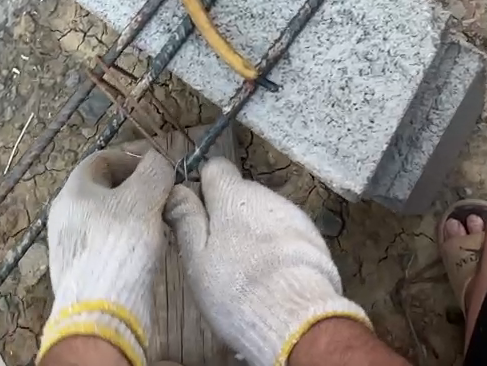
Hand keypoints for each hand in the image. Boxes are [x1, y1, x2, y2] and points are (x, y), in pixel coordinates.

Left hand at [40, 148, 174, 365]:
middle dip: (136, 188)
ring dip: (135, 215)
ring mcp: (72, 247)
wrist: (102, 314)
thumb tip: (158, 162)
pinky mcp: (82, 273)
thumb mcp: (144, 196)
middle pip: (105, 189)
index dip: (131, 158)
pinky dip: (129, 240)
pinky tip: (146, 250)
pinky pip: (108, 244)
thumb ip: (155, 170)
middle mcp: (66, 216)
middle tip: (162, 196)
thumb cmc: (119, 245)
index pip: (101, 159)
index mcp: (73, 192)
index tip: (156, 168)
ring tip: (159, 223)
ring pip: (108, 218)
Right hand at [164, 157, 369, 365]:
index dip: (205, 189)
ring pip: (262, 212)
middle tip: (221, 255)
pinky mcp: (311, 234)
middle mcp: (263, 193)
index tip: (200, 218)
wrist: (297, 319)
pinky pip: (284, 230)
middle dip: (229, 215)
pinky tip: (274, 275)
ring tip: (249, 271)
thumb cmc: (236, 290)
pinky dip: (276, 244)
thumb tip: (176, 189)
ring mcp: (290, 212)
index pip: (215, 167)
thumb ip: (186, 219)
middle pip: (239, 192)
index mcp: (232, 194)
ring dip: (253, 230)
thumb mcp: (198, 260)